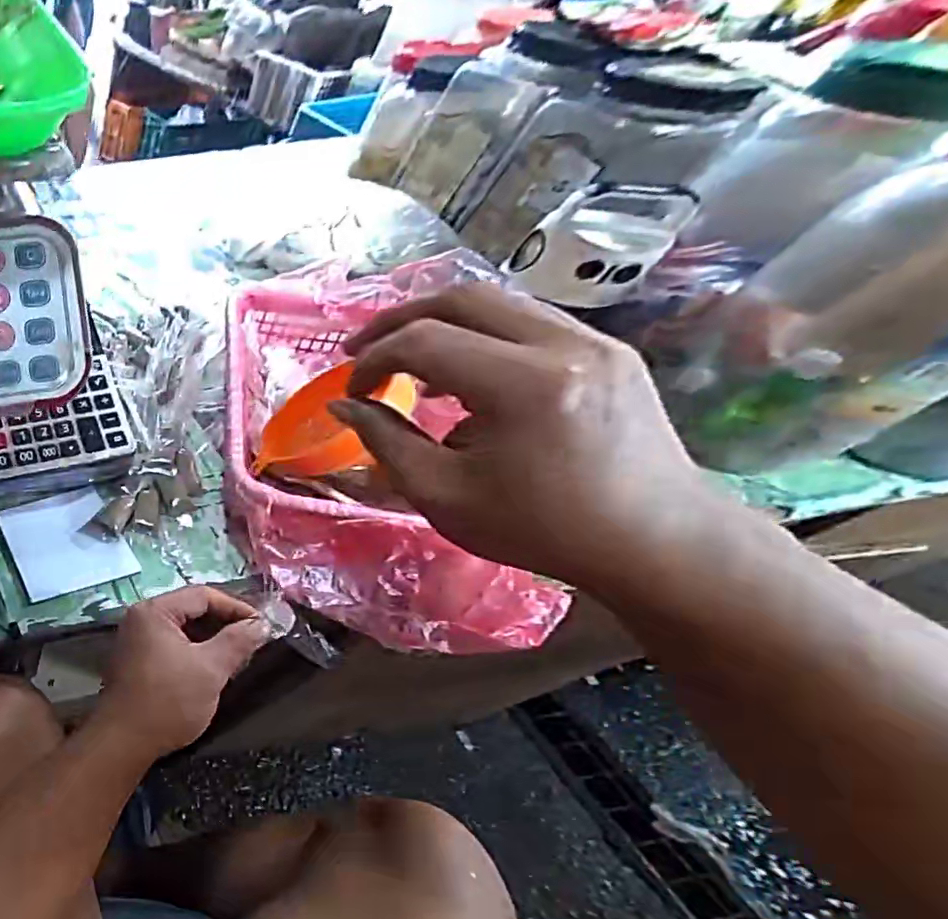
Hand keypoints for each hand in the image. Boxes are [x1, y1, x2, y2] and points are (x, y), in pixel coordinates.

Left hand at [97, 586, 269, 756]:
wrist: (124, 740)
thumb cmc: (168, 700)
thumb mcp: (210, 669)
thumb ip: (237, 641)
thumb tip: (261, 625)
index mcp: (153, 611)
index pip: (202, 595)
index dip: (236, 607)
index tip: (263, 625)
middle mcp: (139, 618)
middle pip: (190, 609)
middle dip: (224, 623)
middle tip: (254, 639)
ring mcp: (135, 639)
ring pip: (182, 629)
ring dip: (211, 638)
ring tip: (239, 654)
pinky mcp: (136, 659)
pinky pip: (171, 644)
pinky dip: (194, 651)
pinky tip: (214, 667)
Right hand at [325, 284, 733, 593]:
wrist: (653, 541)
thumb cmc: (537, 527)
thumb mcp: (441, 493)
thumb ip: (385, 440)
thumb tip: (343, 404)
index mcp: (524, 385)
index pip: (425, 341)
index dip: (374, 360)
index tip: (352, 392)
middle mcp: (565, 345)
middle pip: (462, 299)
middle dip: (398, 321)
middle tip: (360, 352)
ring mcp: (594, 341)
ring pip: (497, 303)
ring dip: (437, 324)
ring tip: (401, 360)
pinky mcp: (607, 351)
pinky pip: (526, 321)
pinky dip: (476, 335)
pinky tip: (456, 372)